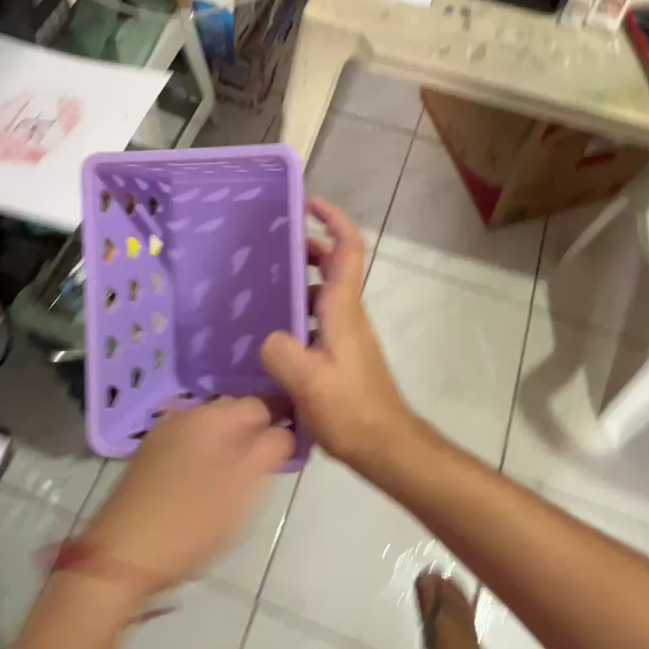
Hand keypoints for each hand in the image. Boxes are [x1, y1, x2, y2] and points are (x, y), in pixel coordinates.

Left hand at [79, 397, 292, 595]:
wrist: (123, 553)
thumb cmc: (194, 517)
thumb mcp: (246, 484)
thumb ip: (273, 447)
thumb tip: (287, 428)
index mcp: (214, 413)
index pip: (262, 401)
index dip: (284, 418)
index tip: (297, 442)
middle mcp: (187, 412)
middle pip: (234, 411)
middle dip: (256, 430)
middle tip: (272, 463)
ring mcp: (162, 433)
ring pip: (210, 428)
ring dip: (230, 442)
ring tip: (242, 475)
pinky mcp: (147, 457)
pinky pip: (188, 444)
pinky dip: (205, 454)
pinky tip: (207, 481)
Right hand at [260, 197, 418, 470]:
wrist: (386, 446)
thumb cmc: (351, 408)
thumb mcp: (306, 379)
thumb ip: (280, 350)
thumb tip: (268, 338)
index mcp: (343, 307)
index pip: (347, 247)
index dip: (333, 218)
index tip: (309, 203)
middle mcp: (348, 313)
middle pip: (334, 265)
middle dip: (309, 246)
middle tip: (273, 245)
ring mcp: (346, 335)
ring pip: (324, 293)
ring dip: (299, 282)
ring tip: (261, 287)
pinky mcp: (341, 357)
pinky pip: (317, 320)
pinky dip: (297, 313)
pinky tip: (271, 334)